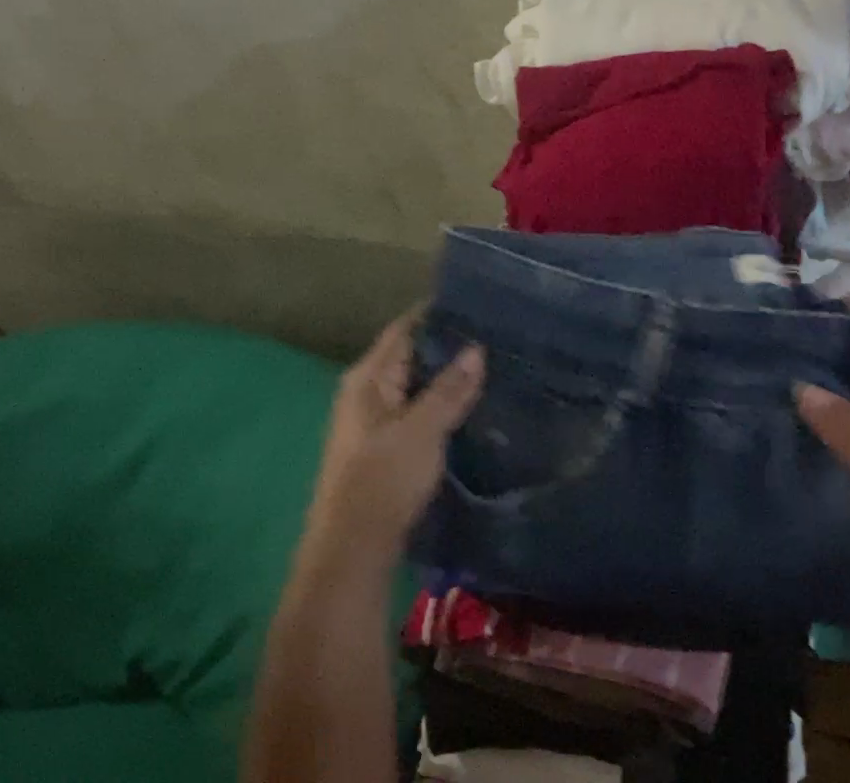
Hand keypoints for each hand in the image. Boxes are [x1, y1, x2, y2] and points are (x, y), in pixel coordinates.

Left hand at [301, 311, 484, 576]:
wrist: (354, 548)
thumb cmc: (383, 480)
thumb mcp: (421, 430)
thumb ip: (449, 389)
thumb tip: (476, 348)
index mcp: (367, 380)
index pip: (403, 330)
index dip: (436, 315)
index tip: (476, 302)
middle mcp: (366, 394)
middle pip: (409, 357)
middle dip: (447, 346)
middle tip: (495, 333)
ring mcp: (374, 422)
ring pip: (415, 387)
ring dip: (446, 377)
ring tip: (493, 364)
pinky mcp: (385, 448)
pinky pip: (418, 412)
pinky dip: (442, 404)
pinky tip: (471, 406)